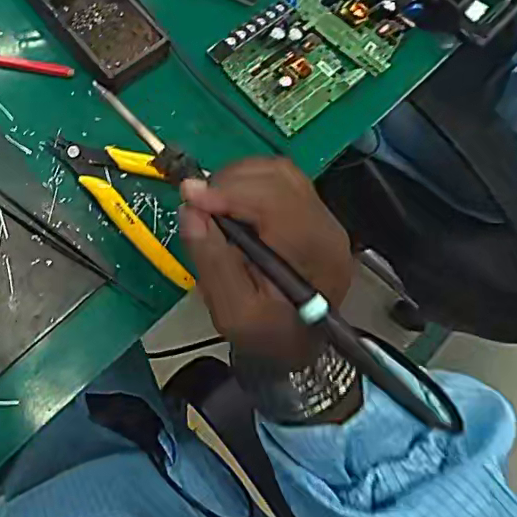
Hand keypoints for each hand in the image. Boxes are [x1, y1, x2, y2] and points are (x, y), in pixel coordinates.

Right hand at [177, 157, 354, 371]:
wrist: (295, 346)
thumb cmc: (266, 334)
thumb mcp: (232, 312)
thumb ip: (212, 261)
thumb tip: (191, 211)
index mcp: (314, 254)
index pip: (276, 201)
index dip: (230, 192)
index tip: (190, 196)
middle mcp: (326, 227)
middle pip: (277, 178)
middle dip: (228, 183)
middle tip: (196, 203)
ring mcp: (321, 216)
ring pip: (277, 170)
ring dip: (236, 178)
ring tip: (211, 203)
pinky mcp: (309, 210)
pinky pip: (278, 177)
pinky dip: (246, 179)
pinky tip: (228, 202)